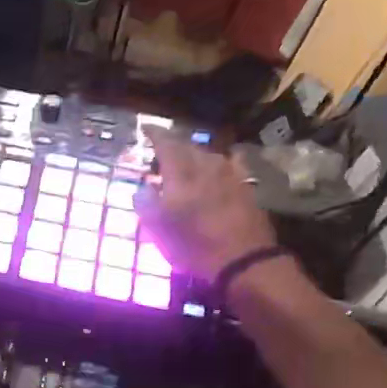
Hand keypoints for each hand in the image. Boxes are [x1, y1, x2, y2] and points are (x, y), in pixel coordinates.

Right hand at [142, 130, 276, 279]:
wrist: (243, 259)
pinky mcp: (245, 189)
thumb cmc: (193, 246)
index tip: (147, 127)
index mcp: (182, 177)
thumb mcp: (158, 231)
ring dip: (195, 154)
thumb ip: (146, 205)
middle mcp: (207, 170)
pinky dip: (218, 164)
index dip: (156, 135)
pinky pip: (230, 167)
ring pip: (210, 156)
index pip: (168, 146)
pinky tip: (219, 168)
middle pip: (190, 148)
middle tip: (162, 148)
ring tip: (186, 160)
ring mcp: (230, 177)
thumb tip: (141, 188)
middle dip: (175, 144)